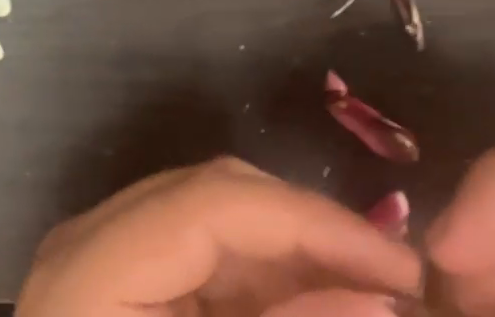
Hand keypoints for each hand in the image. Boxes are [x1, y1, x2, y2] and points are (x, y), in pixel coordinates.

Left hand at [19, 157, 420, 316]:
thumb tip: (382, 297)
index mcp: (91, 269)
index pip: (215, 202)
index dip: (315, 222)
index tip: (403, 267)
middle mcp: (92, 239)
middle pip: (218, 197)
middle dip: (314, 232)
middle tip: (402, 280)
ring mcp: (104, 255)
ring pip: (219, 220)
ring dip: (298, 253)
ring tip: (375, 290)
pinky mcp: (124, 280)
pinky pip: (206, 257)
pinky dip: (267, 277)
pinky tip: (320, 297)